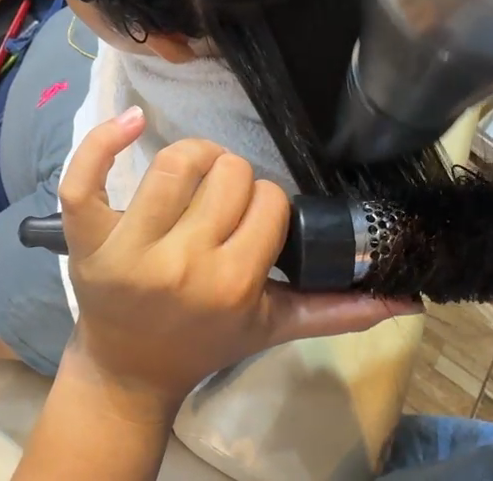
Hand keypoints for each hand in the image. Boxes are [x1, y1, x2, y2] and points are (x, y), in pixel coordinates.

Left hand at [57, 109, 419, 416]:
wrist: (131, 370)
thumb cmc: (204, 342)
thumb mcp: (272, 329)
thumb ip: (337, 310)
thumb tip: (407, 298)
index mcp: (233, 284)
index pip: (268, 201)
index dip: (265, 203)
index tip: (253, 221)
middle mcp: (181, 264)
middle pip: (226, 173)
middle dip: (232, 180)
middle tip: (222, 204)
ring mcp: (128, 249)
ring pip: (174, 163)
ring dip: (192, 155)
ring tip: (192, 173)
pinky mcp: (85, 238)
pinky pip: (85, 179)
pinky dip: (105, 142)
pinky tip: (132, 121)